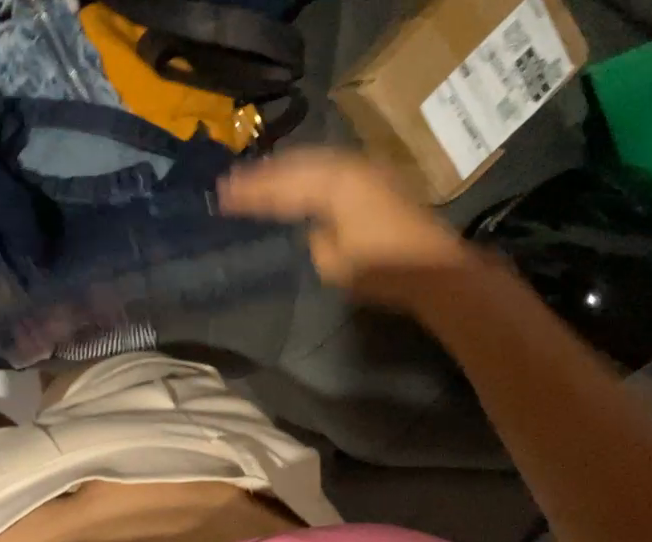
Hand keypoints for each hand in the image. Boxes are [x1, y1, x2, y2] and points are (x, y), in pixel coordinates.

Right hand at [219, 149, 477, 308]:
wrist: (430, 268)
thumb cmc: (377, 269)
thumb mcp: (330, 259)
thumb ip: (311, 234)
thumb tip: (306, 224)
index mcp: (334, 186)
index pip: (281, 185)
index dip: (250, 191)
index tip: (221, 196)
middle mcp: (349, 168)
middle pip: (296, 164)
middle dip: (262, 174)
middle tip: (230, 181)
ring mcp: (365, 170)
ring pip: (313, 161)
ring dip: (283, 169)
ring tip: (255, 177)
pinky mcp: (374, 179)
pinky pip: (329, 167)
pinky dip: (305, 172)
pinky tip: (293, 181)